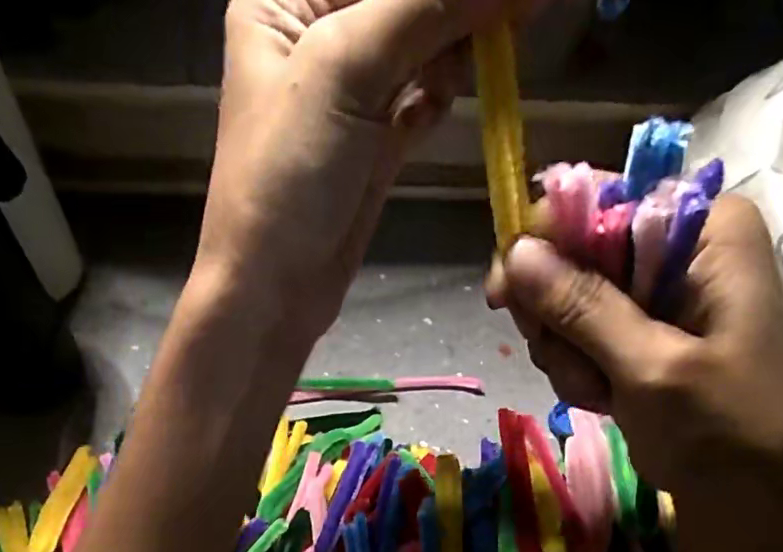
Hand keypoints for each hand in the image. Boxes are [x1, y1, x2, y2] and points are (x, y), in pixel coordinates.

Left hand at [200, 0, 510, 345]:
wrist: (272, 291)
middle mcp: (315, 31)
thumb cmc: (287, 177)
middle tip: (509, 16)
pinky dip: (436, 97)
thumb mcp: (345, 68)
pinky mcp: (374, 139)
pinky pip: (424, 94)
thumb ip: (430, 5)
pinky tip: (428, 113)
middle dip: (453, 8)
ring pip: (424, 40)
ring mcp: (348, 90)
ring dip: (451, 51)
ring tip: (452, 78)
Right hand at [494, 196, 782, 517]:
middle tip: (577, 366)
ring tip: (603, 392)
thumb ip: (583, 308)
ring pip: (560, 301)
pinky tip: (604, 398)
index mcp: (703, 229)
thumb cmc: (722, 427)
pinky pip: (571, 335)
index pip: (598, 202)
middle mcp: (675, 247)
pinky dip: (576, 371)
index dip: (544, 244)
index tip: (505, 298)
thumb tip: (515, 253)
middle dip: (559, 319)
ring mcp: (650, 291)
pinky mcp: (632, 330)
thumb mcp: (652, 367)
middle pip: (569, 253)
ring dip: (567, 355)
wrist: (746, 492)